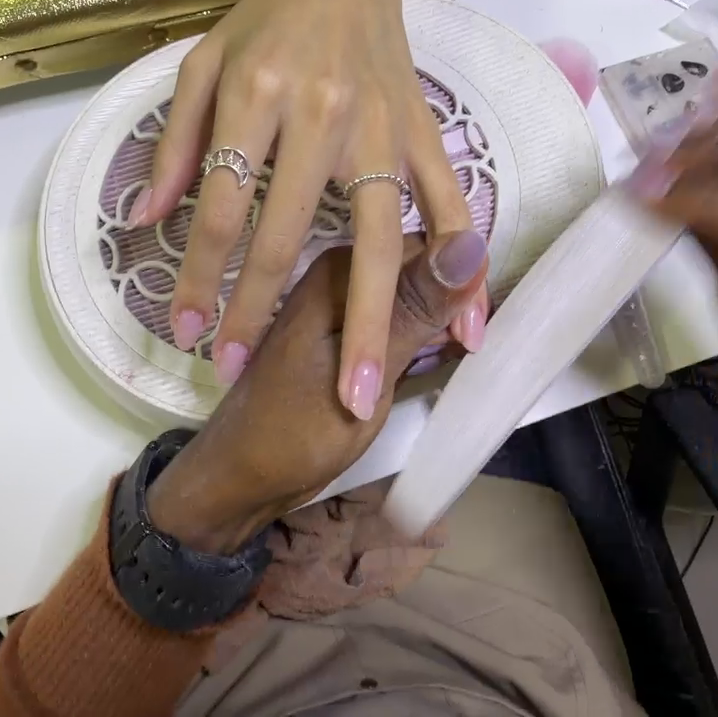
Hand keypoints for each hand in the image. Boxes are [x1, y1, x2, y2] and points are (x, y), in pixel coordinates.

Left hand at [130, 0, 482, 420]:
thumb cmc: (267, 16)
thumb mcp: (202, 62)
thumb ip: (176, 142)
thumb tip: (146, 218)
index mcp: (257, 94)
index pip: (223, 204)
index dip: (200, 275)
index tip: (187, 332)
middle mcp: (324, 115)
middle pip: (292, 232)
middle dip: (261, 309)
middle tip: (242, 373)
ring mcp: (383, 127)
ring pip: (378, 237)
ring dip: (369, 321)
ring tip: (357, 395)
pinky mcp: (423, 132)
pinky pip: (450, 206)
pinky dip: (462, 269)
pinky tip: (467, 328)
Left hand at [146, 230, 486, 552]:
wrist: (241, 475)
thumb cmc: (295, 428)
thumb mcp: (366, 372)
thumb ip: (416, 308)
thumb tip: (469, 242)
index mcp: (338, 267)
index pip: (424, 245)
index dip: (461, 284)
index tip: (476, 335)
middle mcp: (341, 271)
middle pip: (421, 265)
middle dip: (455, 302)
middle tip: (474, 349)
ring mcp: (344, 301)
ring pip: (414, 293)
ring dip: (442, 320)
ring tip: (464, 353)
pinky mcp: (350, 330)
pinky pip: (400, 317)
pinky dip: (425, 335)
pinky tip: (440, 356)